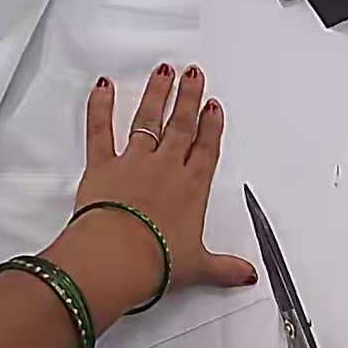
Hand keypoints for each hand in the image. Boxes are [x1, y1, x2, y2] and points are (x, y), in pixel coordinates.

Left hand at [45, 63, 258, 322]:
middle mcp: (166, 168)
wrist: (118, 257)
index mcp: (193, 188)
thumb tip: (246, 276)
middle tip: (194, 74)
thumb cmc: (158, 260)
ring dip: (156, 94)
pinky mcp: (103, 165)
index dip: (212, 126)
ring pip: (148, 119)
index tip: (214, 107)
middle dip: (190, 97)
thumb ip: (224, 268)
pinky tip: (102, 86)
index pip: (206, 149)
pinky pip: (100, 130)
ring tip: (163, 72)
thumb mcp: (199, 267)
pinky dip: (100, 107)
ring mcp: (134, 162)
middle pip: (182, 125)